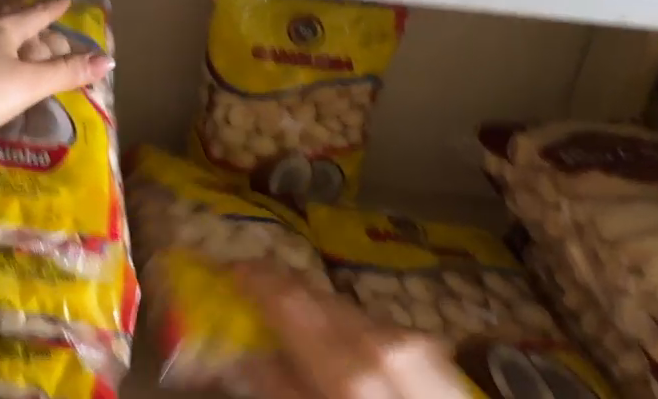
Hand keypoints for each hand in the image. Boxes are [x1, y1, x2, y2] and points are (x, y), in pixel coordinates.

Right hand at [240, 270, 462, 398]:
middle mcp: (380, 343)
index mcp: (349, 372)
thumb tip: (247, 357)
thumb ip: (283, 393)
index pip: (286, 297)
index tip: (225, 270)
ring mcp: (412, 343)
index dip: (251, 276)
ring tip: (288, 326)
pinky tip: (339, 353)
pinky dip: (345, 329)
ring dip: (311, 310)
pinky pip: (371, 326)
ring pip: (343, 308)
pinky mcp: (432, 352)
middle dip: (277, 290)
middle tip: (247, 294)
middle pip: (313, 295)